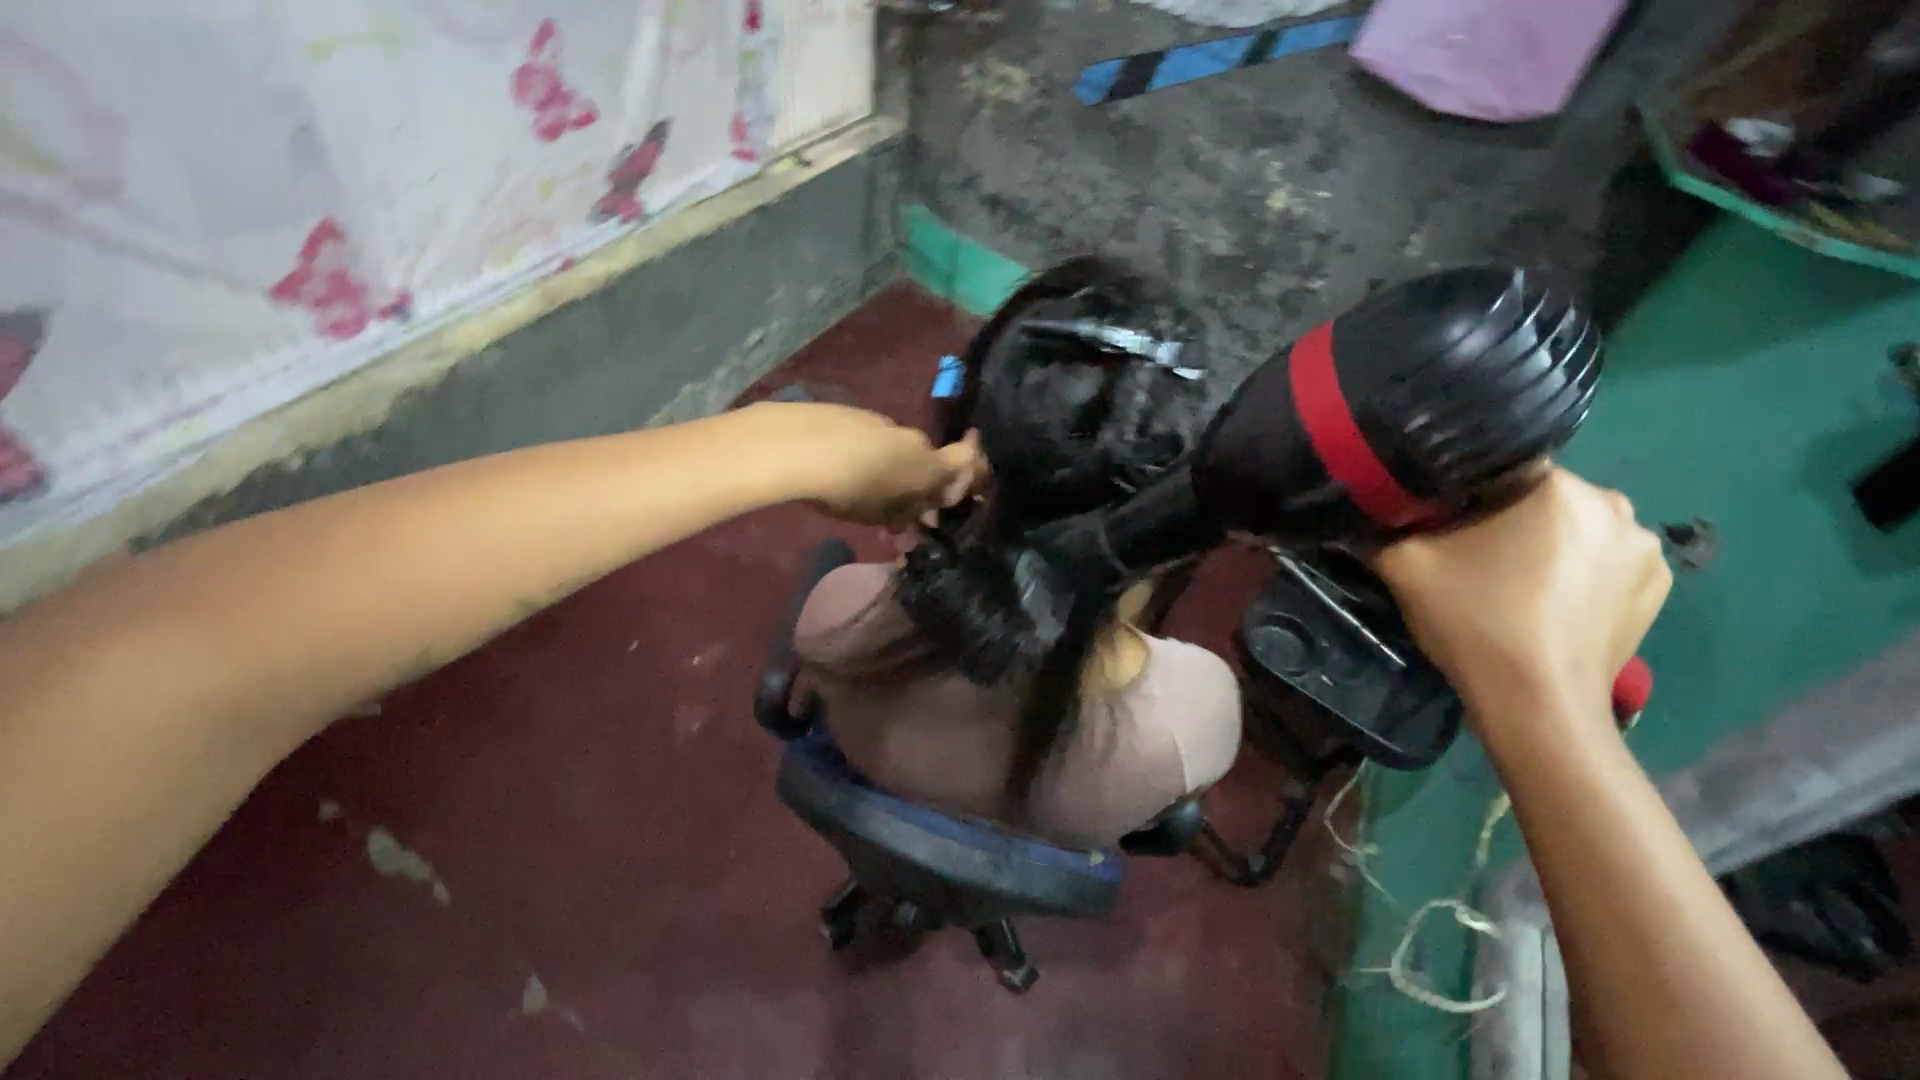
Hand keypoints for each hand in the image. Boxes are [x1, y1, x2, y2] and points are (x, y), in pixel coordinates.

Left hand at [739, 403, 984, 527]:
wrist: (798, 446)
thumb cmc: (850, 490)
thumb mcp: (883, 514)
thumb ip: (906, 514)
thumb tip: (919, 516)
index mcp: (928, 464)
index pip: (968, 460)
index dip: (971, 474)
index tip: (956, 492)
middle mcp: (913, 438)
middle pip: (927, 460)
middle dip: (919, 485)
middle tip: (901, 512)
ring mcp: (882, 422)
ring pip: (897, 450)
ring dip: (890, 472)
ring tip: (865, 498)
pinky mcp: (853, 414)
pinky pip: (871, 440)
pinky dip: (867, 457)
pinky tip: (842, 473)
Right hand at [1373, 467, 1670, 731]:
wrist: (1537, 705)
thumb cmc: (1474, 623)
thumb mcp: (1404, 567)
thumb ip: (1377, 528)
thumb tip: (1359, 512)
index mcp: (1555, 486)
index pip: (1500, 468)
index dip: (1465, 492)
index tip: (1442, 521)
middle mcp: (1613, 503)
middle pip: (1543, 498)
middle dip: (1511, 519)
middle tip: (1474, 557)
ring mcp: (1645, 547)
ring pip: (1578, 529)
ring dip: (1550, 545)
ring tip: (1515, 583)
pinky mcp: (1658, 587)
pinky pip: (1608, 562)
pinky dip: (1582, 573)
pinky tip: (1552, 603)